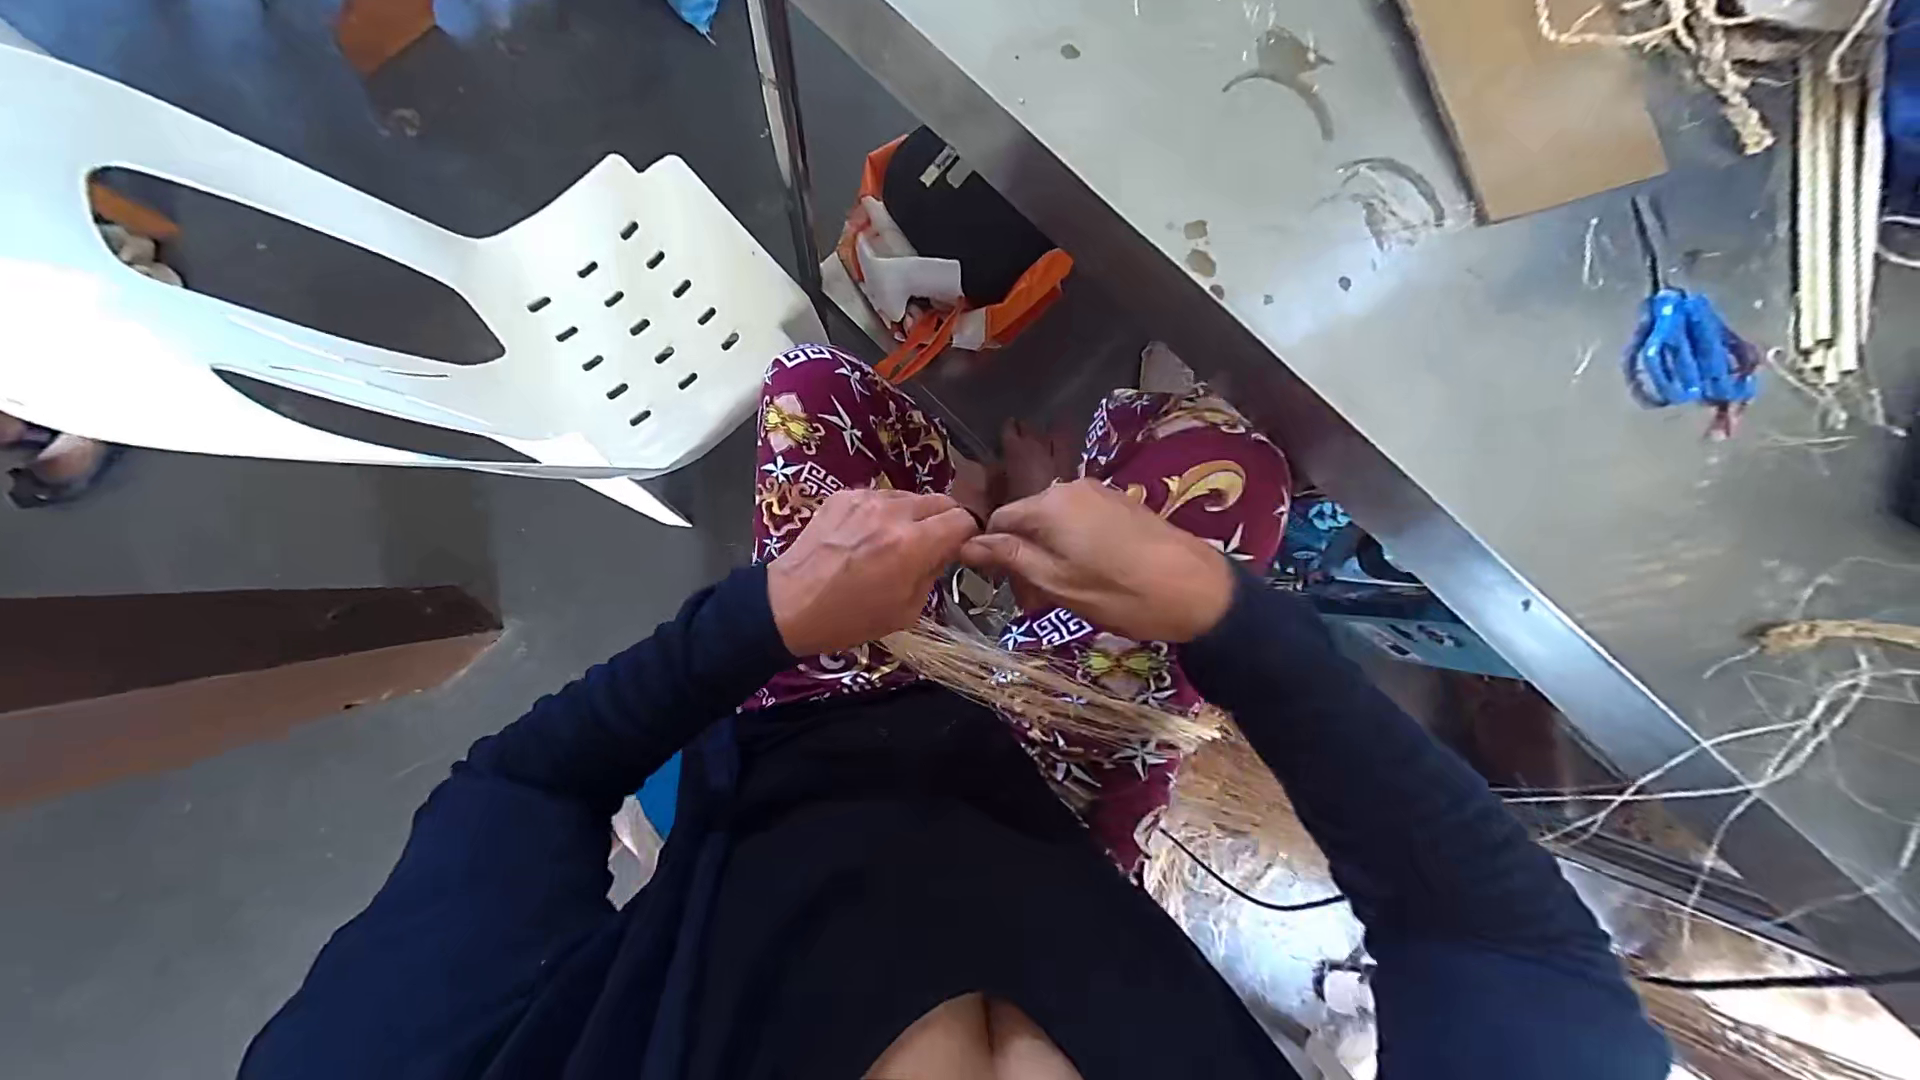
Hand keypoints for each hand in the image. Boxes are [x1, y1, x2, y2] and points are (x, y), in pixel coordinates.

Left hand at [766, 489, 978, 654]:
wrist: (789, 605)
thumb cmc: (850, 618)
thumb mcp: (907, 610)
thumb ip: (933, 573)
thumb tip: (944, 552)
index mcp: (913, 544)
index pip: (963, 519)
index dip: (968, 535)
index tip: (960, 549)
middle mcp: (893, 513)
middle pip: (942, 500)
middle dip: (946, 521)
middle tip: (935, 543)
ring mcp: (866, 499)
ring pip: (912, 496)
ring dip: (915, 515)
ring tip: (898, 539)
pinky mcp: (844, 495)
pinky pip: (881, 497)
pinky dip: (885, 512)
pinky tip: (869, 534)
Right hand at [959, 478, 1232, 642]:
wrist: (1200, 590)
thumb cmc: (1120, 592)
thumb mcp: (1057, 583)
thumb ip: (1009, 558)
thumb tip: (966, 543)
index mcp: (1048, 504)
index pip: (998, 520)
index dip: (993, 552)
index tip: (1005, 585)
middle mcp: (1070, 487)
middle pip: (1026, 519)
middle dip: (1023, 554)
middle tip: (1036, 596)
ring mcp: (1099, 492)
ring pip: (1053, 521)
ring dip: (1049, 551)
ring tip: (1066, 589)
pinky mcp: (1121, 502)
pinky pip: (1080, 519)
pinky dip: (1073, 543)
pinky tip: (1092, 572)